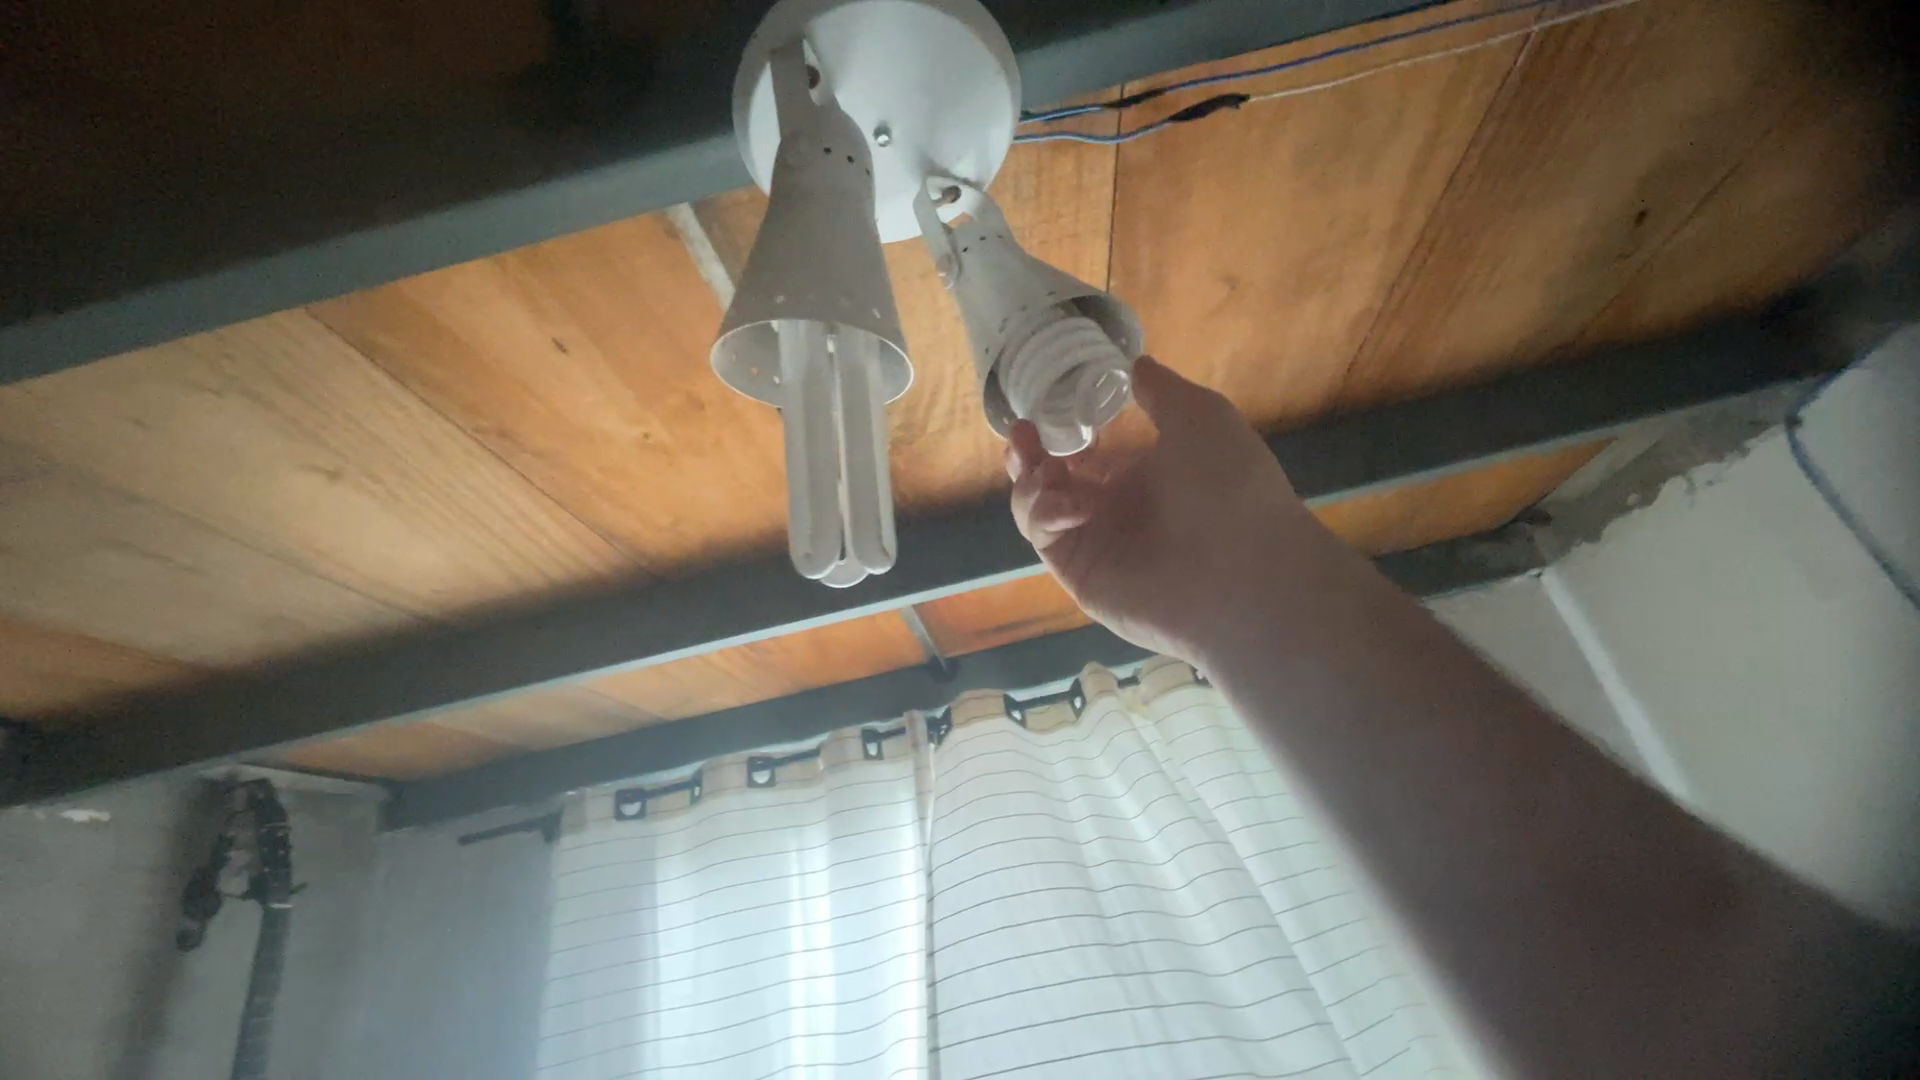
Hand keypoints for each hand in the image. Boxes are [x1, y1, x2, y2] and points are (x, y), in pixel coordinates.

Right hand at [1006, 356, 1331, 660]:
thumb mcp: (1201, 417)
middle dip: (1028, 458)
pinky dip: (1045, 514)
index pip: (1082, 456)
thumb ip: (1161, 391)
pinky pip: (1046, 539)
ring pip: (1038, 511)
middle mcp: (1112, 511)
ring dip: (1032, 484)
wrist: (1247, 568)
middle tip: (1023, 435)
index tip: (1046, 413)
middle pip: (1049, 483)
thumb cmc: (1230, 487)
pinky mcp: (1080, 575)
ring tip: (1046, 468)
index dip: (1059, 435)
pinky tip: (1070, 503)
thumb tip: (1134, 365)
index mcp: (1138, 477)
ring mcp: (1094, 545)